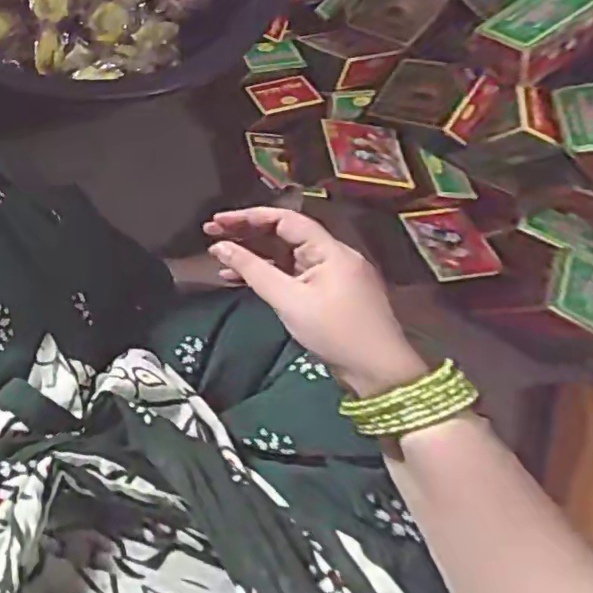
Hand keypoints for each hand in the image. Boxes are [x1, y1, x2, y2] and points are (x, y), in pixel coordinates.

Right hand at [203, 207, 428, 397]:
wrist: (380, 375)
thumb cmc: (335, 332)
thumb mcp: (287, 299)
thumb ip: (251, 269)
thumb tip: (219, 247)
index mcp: (330, 251)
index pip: (285, 219)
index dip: (248, 216)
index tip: (218, 221)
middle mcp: (332, 256)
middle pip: (283, 233)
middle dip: (245, 232)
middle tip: (211, 232)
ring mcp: (331, 274)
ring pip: (283, 254)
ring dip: (251, 254)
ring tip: (219, 255)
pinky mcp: (327, 292)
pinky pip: (290, 272)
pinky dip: (265, 272)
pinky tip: (238, 278)